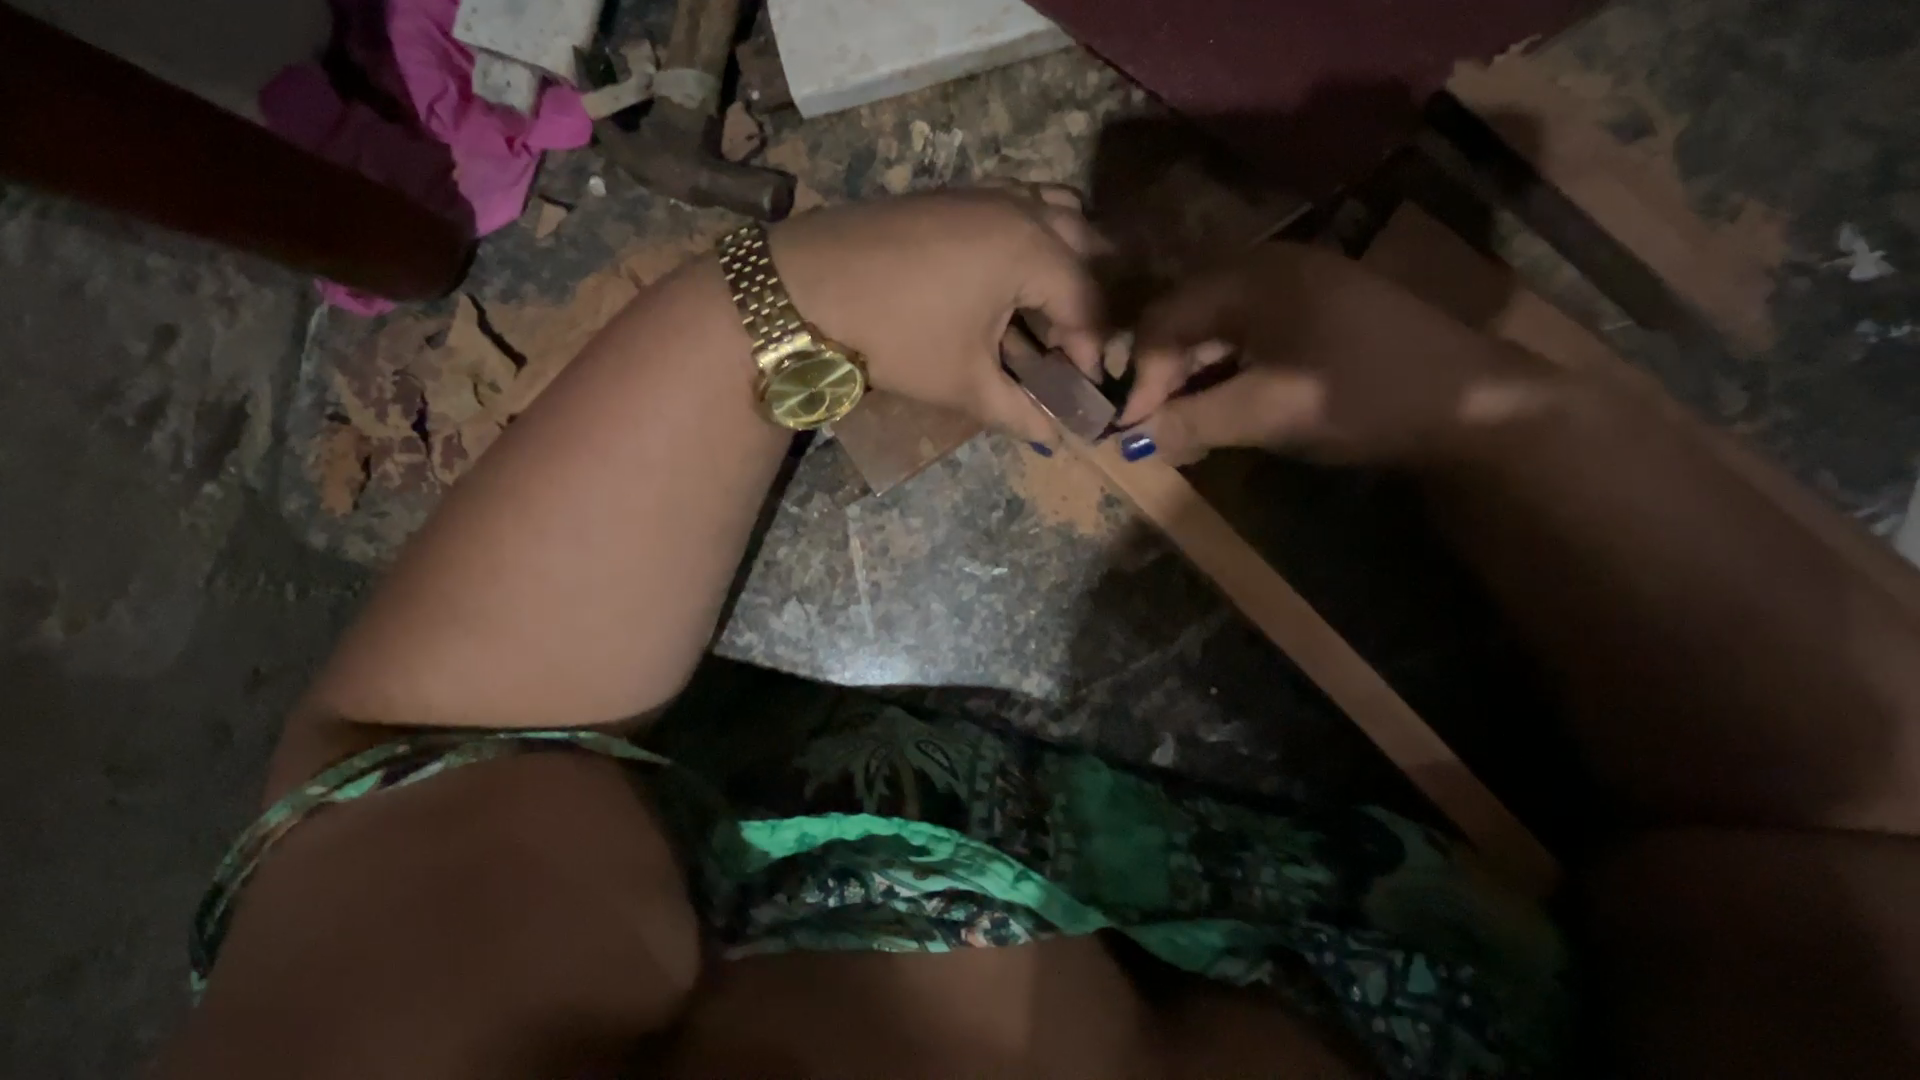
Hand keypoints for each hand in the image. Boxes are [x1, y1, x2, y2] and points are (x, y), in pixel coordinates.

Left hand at [767, 186, 1105, 444]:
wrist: (804, 286)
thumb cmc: (895, 337)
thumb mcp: (963, 383)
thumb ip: (1018, 411)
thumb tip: (1053, 437)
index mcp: (1032, 250)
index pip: (1087, 301)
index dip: (1091, 349)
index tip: (1079, 387)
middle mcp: (1019, 209)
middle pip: (1085, 244)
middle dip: (1088, 297)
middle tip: (1069, 344)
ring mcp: (984, 192)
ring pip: (1055, 209)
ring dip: (1067, 253)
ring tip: (1049, 304)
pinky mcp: (953, 193)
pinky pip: (1017, 201)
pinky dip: (1032, 232)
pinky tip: (1007, 275)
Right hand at [1113, 243, 1561, 465]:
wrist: (1473, 402)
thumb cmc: (1359, 397)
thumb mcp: (1266, 413)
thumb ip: (1192, 421)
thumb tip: (1131, 440)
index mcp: (1253, 277)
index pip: (1165, 318)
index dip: (1141, 376)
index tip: (1132, 430)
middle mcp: (1272, 267)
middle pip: (1189, 315)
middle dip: (1165, 374)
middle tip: (1157, 426)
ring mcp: (1303, 285)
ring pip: (1221, 326)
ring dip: (1196, 375)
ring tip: (1189, 422)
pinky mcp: (1324, 309)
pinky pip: (1253, 333)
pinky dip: (1230, 369)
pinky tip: (1231, 403)